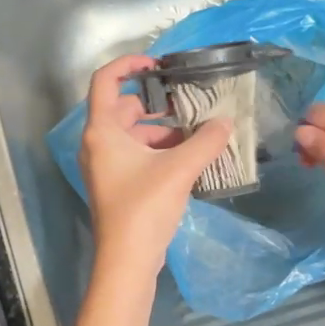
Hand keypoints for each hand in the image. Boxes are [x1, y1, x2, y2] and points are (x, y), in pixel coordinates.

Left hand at [80, 55, 232, 276]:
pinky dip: (159, 150)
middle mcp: (98, 144)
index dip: (129, 64)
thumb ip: (206, 141)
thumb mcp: (180, 169)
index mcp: (102, 131)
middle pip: (124, 108)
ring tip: (197, 133)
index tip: (158, 64)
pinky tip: (189, 158)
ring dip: (163, 130)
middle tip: (189, 102)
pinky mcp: (118, 185)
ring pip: (134, 134)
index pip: (106, 81)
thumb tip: (226, 122)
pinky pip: (138, 155)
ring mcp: (106, 166)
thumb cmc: (144, 208)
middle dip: (156, 104)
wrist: (127, 261)